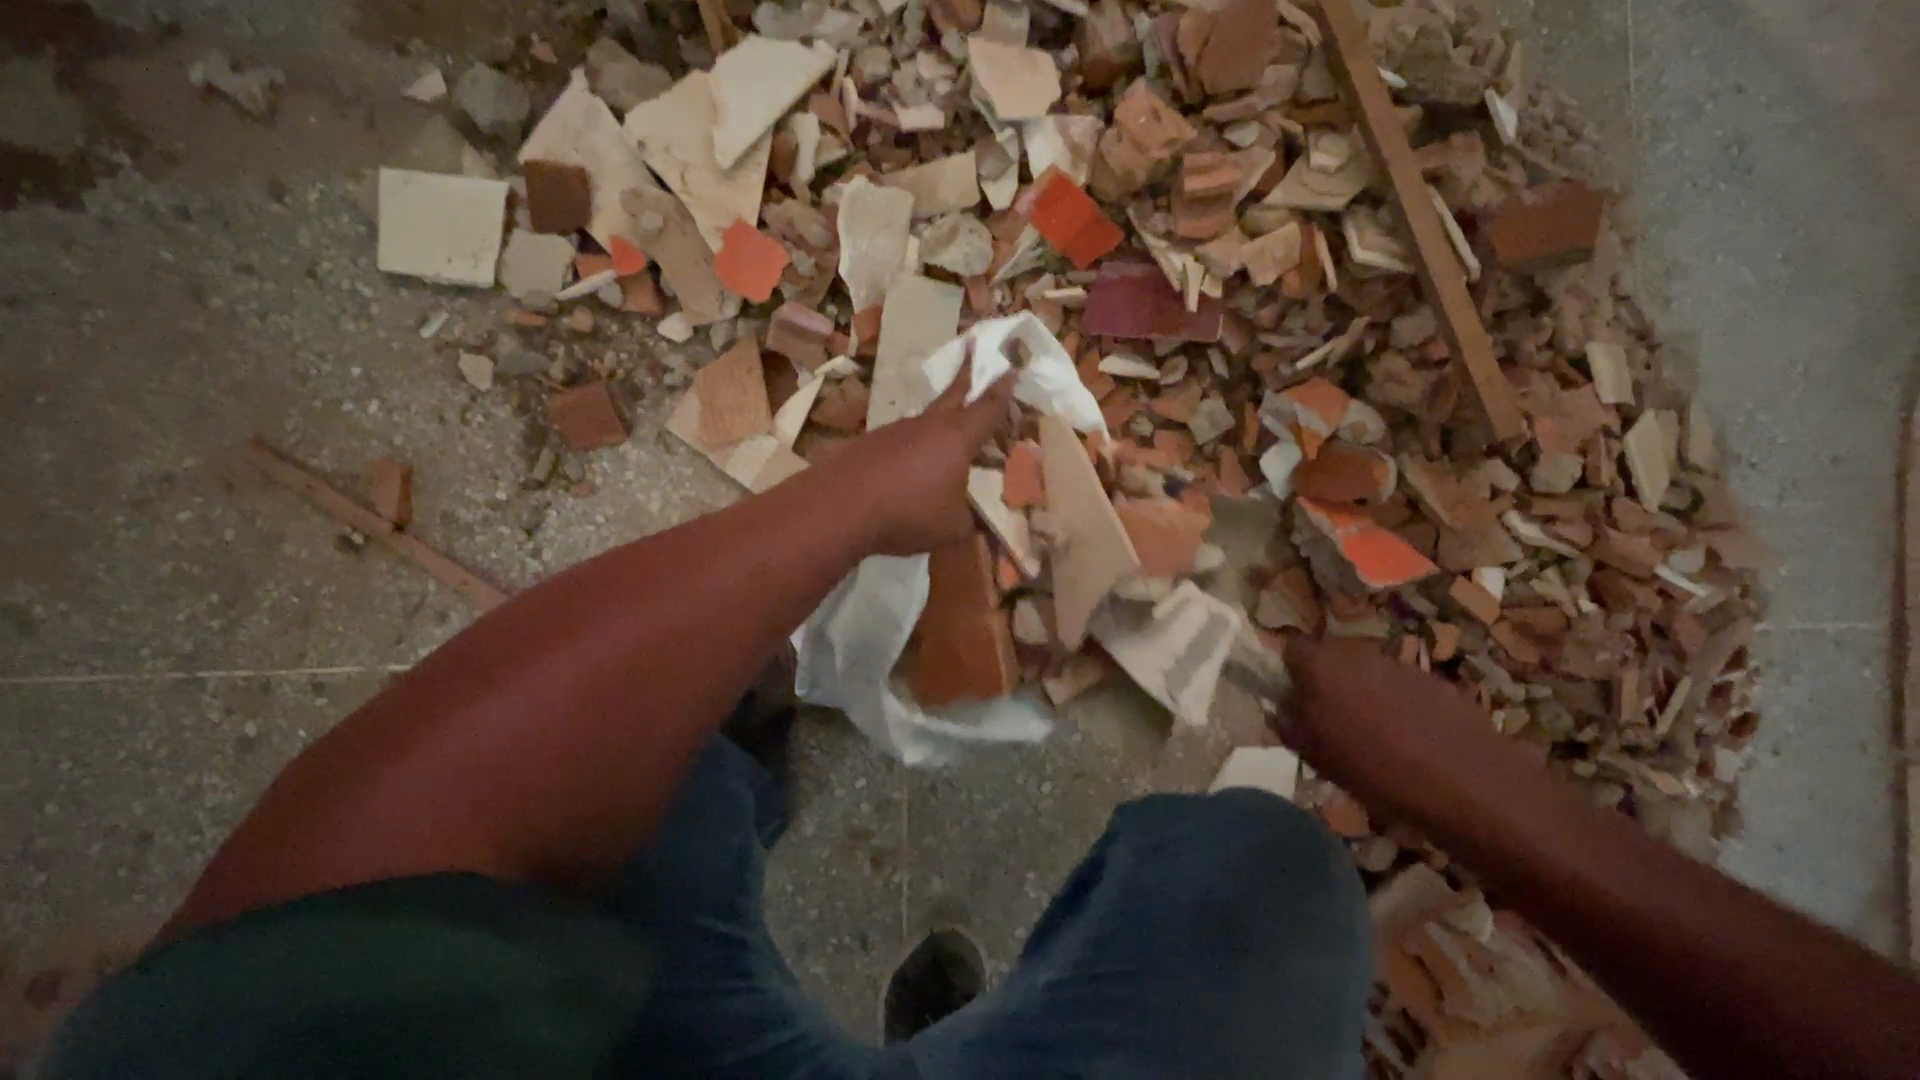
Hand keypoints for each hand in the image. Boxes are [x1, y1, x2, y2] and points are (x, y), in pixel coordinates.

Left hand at [825, 355, 1015, 556]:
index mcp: (956, 438)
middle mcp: (927, 426)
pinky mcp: (868, 446)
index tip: (1010, 368)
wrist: (841, 507)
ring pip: (922, 424)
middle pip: (952, 395)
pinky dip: (907, 455)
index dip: (1001, 390)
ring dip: (934, 428)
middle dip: (965, 375)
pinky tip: (903, 477)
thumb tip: (970, 526)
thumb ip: (966, 524)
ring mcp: (894, 432)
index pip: (987, 409)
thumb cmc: (909, 512)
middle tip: (972, 348)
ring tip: (940, 450)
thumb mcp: (951, 528)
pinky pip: (897, 446)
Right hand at [1281, 635, 1500, 818]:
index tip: (1292, 701)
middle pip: (1331, 658)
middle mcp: (1359, 653)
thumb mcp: (1314, 754)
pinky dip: (1400, 707)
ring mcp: (1401, 666)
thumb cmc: (1372, 766)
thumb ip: (1290, 725)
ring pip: (1369, 673)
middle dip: (1327, 683)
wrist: (1463, 780)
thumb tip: (1284, 710)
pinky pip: (1404, 689)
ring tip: (1371, 736)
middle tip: (1328, 721)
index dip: (1287, 672)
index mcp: (1321, 665)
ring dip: (1364, 695)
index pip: (1290, 648)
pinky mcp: (1437, 684)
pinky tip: (1410, 742)